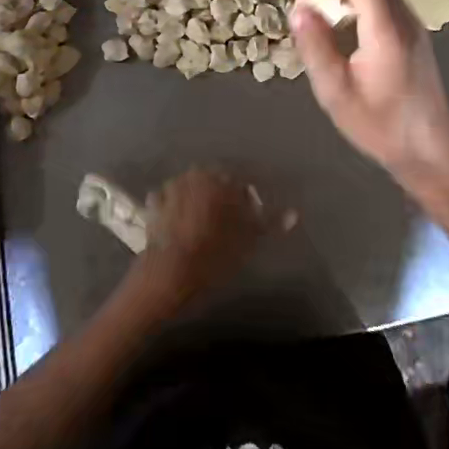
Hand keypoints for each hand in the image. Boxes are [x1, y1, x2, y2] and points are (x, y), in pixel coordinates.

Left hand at [130, 167, 264, 306]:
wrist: (169, 273)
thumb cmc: (213, 255)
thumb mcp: (248, 240)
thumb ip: (270, 223)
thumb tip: (294, 214)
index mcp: (220, 180)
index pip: (240, 179)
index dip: (247, 196)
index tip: (251, 210)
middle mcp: (194, 176)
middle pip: (214, 180)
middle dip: (222, 194)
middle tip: (229, 217)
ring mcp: (171, 187)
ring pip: (190, 186)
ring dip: (197, 197)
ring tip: (203, 220)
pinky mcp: (154, 203)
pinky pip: (168, 198)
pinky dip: (174, 205)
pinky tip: (178, 221)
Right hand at [290, 0, 448, 195]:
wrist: (432, 153)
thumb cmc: (381, 126)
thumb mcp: (337, 92)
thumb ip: (316, 47)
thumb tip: (298, 9)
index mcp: (387, 30)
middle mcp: (405, 19)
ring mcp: (413, 25)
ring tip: (315, 1)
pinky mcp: (413, 35)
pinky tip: (338, 18)